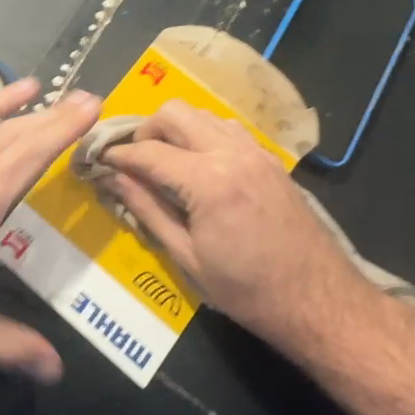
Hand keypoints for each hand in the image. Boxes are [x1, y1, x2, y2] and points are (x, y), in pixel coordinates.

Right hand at [99, 101, 369, 330]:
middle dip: (145, 131)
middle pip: (174, 113)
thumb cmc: (246, 291)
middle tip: (133, 162)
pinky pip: (227, 129)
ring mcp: (255, 152)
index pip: (147, 151)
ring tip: (164, 163)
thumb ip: (147, 210)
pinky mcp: (270, 160)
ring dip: (176, 130)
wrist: (318, 300)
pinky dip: (204, 136)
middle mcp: (231, 154)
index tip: (96, 161)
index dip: (116, 155)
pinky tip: (199, 166)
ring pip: (202, 114)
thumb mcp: (187, 257)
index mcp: (208, 181)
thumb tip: (113, 179)